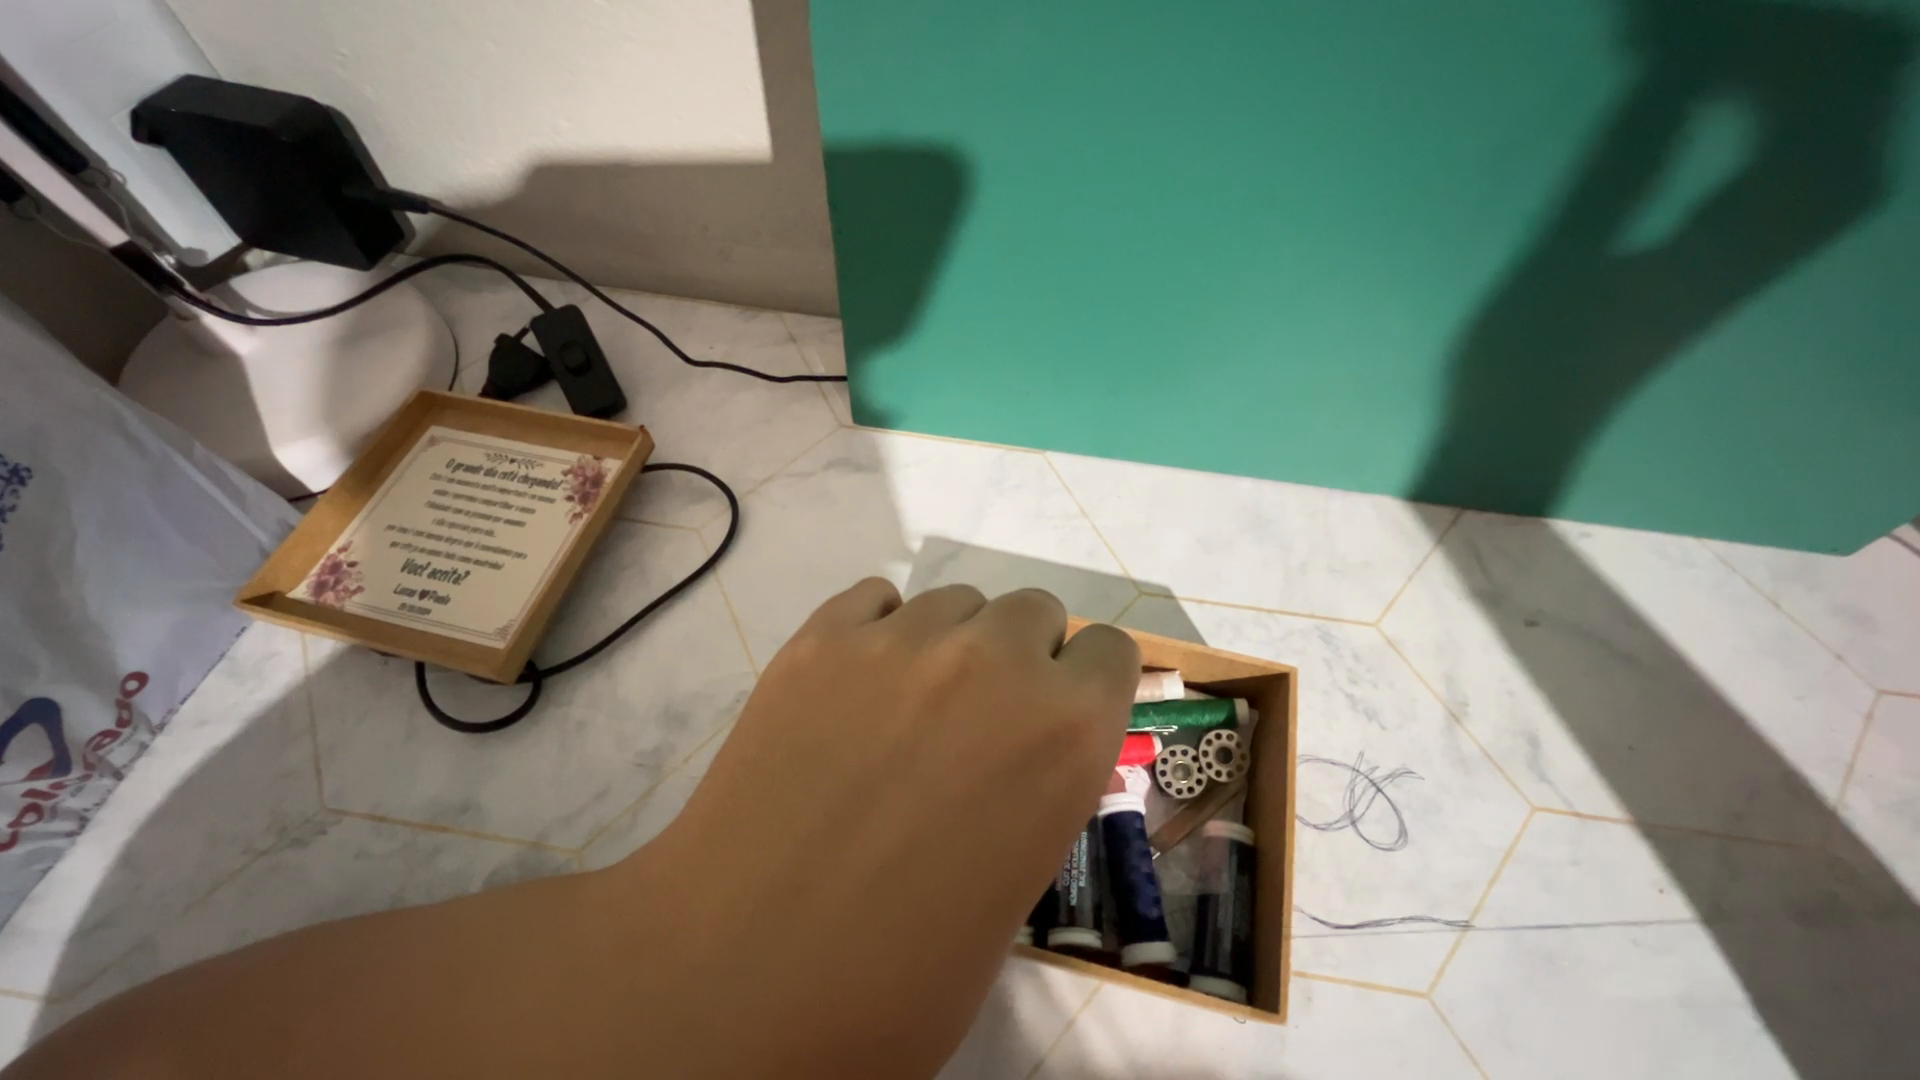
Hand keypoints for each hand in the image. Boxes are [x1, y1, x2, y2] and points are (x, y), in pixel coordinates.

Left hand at [641, 579, 1139, 1076]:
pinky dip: (879, 632)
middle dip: (1021, 656)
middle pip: (1032, 609)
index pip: (1110, 649)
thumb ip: (1043, 779)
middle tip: (977, 719)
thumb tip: (1023, 740)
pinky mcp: (819, 638)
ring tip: (904, 710)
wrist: (750, 969)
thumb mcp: (1022, 872)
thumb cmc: (907, 964)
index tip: (1058, 713)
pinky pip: (876, 598)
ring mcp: (900, 639)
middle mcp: (995, 659)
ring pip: (955, 600)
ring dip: (950, 644)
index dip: (1087, 682)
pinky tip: (853, 690)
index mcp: (1067, 728)